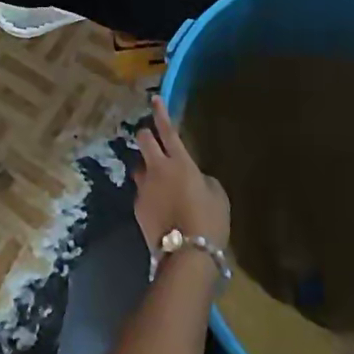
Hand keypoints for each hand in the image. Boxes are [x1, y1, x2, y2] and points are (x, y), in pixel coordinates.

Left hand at [133, 95, 229, 251]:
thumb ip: (202, 179)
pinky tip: (159, 207)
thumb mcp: (216, 195)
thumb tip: (192, 178)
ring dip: (147, 168)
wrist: (186, 255)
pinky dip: (149, 194)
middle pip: (143, 140)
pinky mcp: (137, 207)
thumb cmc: (209, 221)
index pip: (167, 130)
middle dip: (146, 135)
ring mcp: (144, 188)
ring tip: (158, 181)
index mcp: (180, 162)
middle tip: (152, 139)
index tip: (154, 99)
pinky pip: (141, 192)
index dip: (160, 112)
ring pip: (139, 167)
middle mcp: (157, 169)